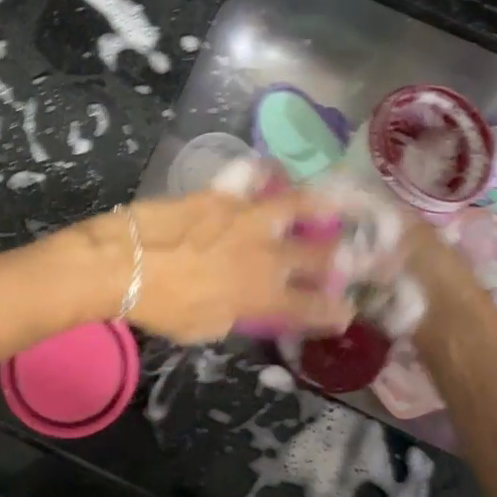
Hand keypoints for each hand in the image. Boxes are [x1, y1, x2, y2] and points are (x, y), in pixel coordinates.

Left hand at [63, 189, 355, 343]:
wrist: (124, 264)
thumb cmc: (159, 306)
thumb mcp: (205, 326)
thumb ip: (236, 314)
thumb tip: (246, 304)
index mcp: (260, 298)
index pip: (311, 307)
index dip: (334, 310)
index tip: (349, 310)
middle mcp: (264, 257)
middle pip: (319, 257)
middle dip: (353, 259)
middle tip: (373, 253)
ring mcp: (245, 220)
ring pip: (298, 206)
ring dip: (325, 205)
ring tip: (343, 199)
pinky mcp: (222, 195)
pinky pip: (252, 177)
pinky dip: (265, 172)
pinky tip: (274, 170)